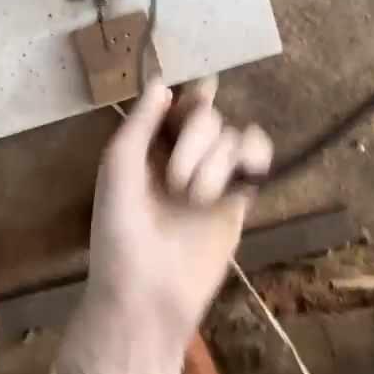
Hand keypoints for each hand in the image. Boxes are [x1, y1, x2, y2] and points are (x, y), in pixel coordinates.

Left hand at [53, 79, 272, 373]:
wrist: (145, 294)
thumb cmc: (119, 230)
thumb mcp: (118, 167)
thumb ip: (141, 121)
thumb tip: (162, 80)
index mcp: (151, 144)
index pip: (178, 103)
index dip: (190, 94)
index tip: (199, 89)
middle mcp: (183, 155)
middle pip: (208, 116)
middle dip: (195, 140)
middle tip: (176, 181)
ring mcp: (212, 176)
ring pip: (232, 136)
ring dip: (215, 161)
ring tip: (195, 198)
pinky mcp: (237, 200)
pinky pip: (255, 161)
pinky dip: (255, 156)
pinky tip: (247, 168)